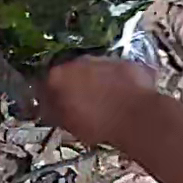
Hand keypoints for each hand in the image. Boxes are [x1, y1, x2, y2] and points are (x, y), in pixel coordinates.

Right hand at [36, 57, 159, 146]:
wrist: (137, 117)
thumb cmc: (96, 123)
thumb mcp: (67, 123)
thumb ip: (52, 111)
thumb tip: (47, 106)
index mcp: (57, 76)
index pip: (45, 83)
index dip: (49, 96)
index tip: (54, 107)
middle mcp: (77, 61)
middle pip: (70, 72)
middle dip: (73, 85)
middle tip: (80, 103)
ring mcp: (103, 59)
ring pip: (93, 70)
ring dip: (95, 81)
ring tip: (103, 100)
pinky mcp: (126, 62)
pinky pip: (116, 72)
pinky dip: (116, 81)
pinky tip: (122, 96)